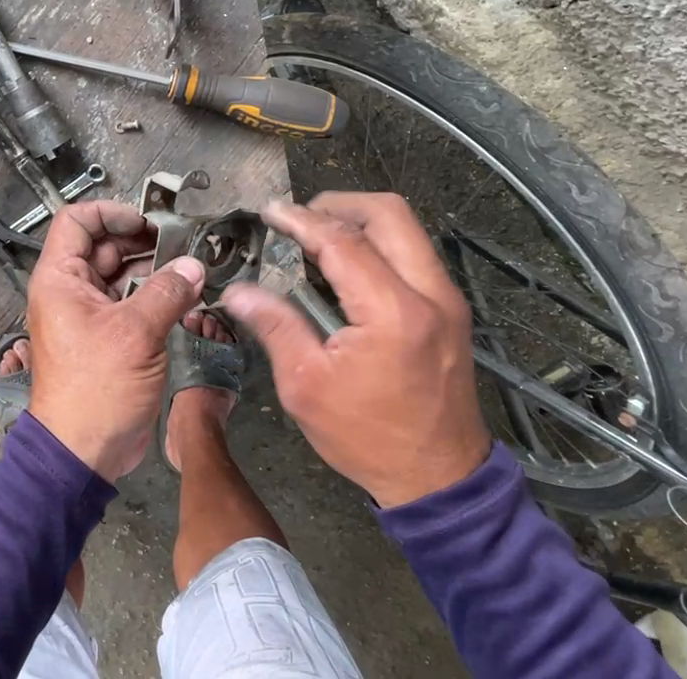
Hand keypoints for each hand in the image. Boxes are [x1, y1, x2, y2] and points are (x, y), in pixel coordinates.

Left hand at [26, 201, 205, 480]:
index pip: (76, 222)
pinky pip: (129, 303)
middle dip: (141, 241)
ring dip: (152, 269)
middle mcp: (69, 290)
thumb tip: (194, 266)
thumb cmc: (96, 388)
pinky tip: (185, 295)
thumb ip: (167, 293)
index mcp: (59, 278)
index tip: (146, 220)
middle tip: (182, 243)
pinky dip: (154, 296)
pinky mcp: (107, 337)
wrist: (84, 448)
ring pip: (120, 275)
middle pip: (103, 247)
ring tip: (190, 267)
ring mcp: (88, 314)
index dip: (110, 213)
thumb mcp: (135, 333)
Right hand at [221, 192, 491, 507]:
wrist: (440, 480)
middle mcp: (430, 295)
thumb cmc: (367, 437)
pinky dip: (376, 244)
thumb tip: (237, 291)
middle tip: (296, 217)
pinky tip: (342, 266)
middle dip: (337, 204)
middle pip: (390, 214)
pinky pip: (412, 254)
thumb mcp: (305, 385)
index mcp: (393, 312)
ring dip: (358, 222)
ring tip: (313, 238)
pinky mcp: (449, 313)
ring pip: (407, 230)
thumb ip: (274, 326)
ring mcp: (447, 302)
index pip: (343, 241)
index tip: (269, 211)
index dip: (300, 220)